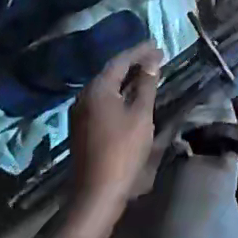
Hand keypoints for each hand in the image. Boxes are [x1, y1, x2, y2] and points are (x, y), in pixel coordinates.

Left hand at [63, 42, 160, 237]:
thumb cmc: (123, 150)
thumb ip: (146, 85)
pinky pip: (102, 100)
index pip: (120, 60)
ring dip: (126, 79)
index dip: (140, 51)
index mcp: (97, 89)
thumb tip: (152, 61)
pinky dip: (118, 93)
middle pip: (111, 72)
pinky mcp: (82, 126)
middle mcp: (84, 96)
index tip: (158, 45)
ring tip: (147, 74)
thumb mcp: (141, 115)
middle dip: (133, 63)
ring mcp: (80, 112)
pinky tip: (132, 96)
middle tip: (155, 58)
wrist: (96, 192)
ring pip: (106, 87)